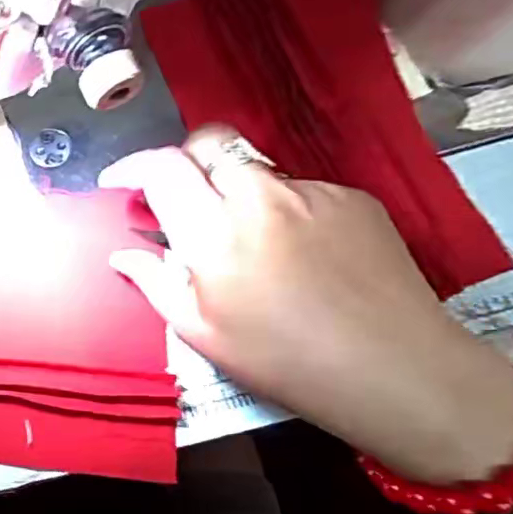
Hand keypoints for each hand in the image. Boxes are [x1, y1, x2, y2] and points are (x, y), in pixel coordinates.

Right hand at [99, 125, 512, 484]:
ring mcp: (312, 191)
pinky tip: (302, 256)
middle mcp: (260, 196)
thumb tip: (123, 255)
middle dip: (187, 165)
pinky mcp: (353, 196)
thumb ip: (155, 284)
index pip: (162, 168)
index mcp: (215, 233)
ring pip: (257, 171)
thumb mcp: (202, 334)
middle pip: (211, 147)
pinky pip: (301, 190)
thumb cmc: (282, 361)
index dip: (132, 166)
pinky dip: (285, 211)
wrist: (392, 366)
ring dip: (237, 193)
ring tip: (252, 245)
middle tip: (184, 202)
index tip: (120, 181)